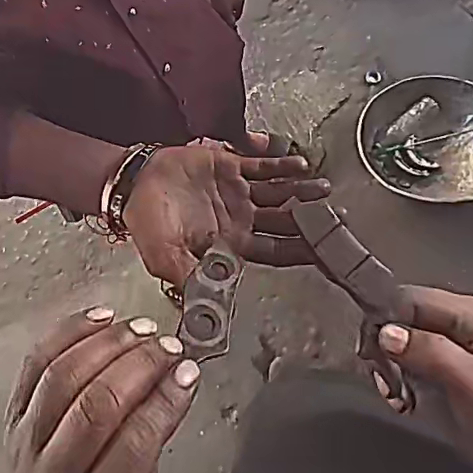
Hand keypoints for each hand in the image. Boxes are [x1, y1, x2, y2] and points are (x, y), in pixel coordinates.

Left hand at [0, 307, 202, 472]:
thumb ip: (155, 441)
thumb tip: (180, 379)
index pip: (131, 447)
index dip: (164, 402)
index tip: (187, 373)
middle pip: (93, 407)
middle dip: (139, 366)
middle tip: (168, 348)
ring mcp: (25, 439)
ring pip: (62, 377)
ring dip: (108, 344)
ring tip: (142, 330)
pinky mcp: (12, 410)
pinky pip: (36, 360)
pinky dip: (72, 332)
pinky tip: (102, 319)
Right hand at [122, 145, 327, 284]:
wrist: (134, 184)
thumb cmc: (148, 222)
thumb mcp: (165, 256)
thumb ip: (189, 278)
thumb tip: (206, 308)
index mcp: (231, 243)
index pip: (275, 251)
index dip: (300, 251)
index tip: (326, 252)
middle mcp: (241, 219)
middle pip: (286, 222)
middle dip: (311, 220)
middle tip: (339, 218)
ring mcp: (238, 193)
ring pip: (280, 193)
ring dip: (302, 191)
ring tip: (324, 189)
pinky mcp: (231, 167)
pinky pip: (262, 166)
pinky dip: (281, 164)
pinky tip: (299, 164)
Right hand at [377, 287, 472, 472]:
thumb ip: (433, 355)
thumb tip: (387, 332)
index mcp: (471, 315)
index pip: (408, 299)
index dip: (386, 323)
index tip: (378, 357)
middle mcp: (455, 321)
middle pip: (395, 315)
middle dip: (383, 348)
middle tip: (393, 383)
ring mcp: (443, 343)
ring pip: (390, 338)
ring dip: (385, 367)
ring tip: (401, 396)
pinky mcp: (433, 366)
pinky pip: (395, 359)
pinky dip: (390, 379)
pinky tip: (404, 399)